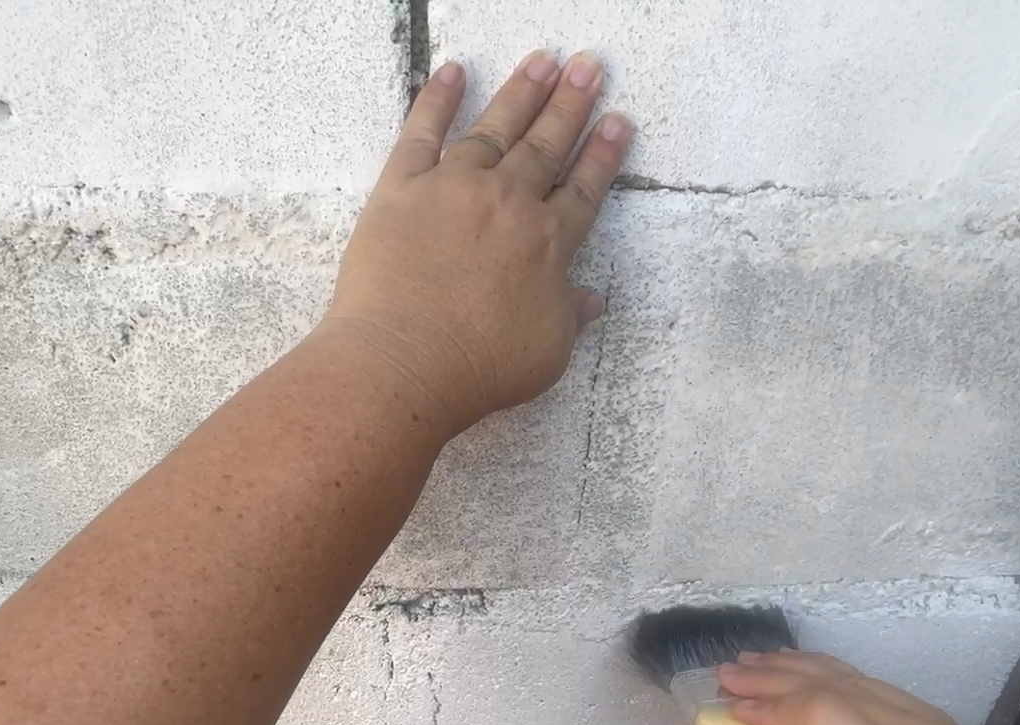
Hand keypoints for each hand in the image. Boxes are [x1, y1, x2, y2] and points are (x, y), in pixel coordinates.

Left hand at [319, 50, 632, 433]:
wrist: (406, 363)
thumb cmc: (479, 369)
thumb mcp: (547, 353)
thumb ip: (570, 317)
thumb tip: (591, 299)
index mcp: (547, 244)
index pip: (583, 192)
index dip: (603, 158)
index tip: (617, 125)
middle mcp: (508, 204)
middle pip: (546, 147)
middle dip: (571, 105)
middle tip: (588, 65)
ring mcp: (454, 189)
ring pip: (495, 129)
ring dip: (521, 93)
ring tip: (543, 60)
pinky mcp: (402, 188)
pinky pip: (422, 131)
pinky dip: (437, 98)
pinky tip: (453, 72)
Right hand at [717, 651, 1019, 724]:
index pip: (823, 717)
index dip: (770, 710)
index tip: (727, 712)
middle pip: (832, 687)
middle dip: (771, 679)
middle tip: (722, 678)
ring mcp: (931, 718)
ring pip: (848, 675)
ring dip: (792, 667)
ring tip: (745, 663)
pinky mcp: (931, 717)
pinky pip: (866, 683)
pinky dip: (823, 673)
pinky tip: (794, 668)